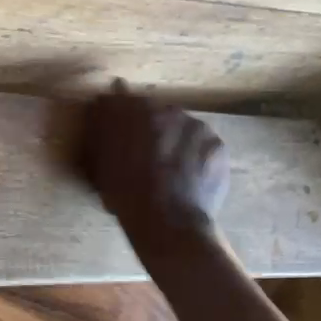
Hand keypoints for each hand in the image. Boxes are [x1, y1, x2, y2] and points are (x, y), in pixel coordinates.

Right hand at [80, 80, 229, 236]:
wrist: (169, 223)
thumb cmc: (126, 194)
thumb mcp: (101, 162)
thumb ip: (101, 129)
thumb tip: (104, 103)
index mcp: (136, 110)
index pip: (123, 96)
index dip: (120, 110)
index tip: (117, 123)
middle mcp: (169, 109)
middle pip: (157, 114)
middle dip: (151, 129)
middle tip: (147, 157)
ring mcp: (198, 126)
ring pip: (184, 129)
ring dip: (176, 142)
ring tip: (171, 171)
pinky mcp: (219, 146)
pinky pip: (203, 147)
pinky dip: (196, 157)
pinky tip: (189, 178)